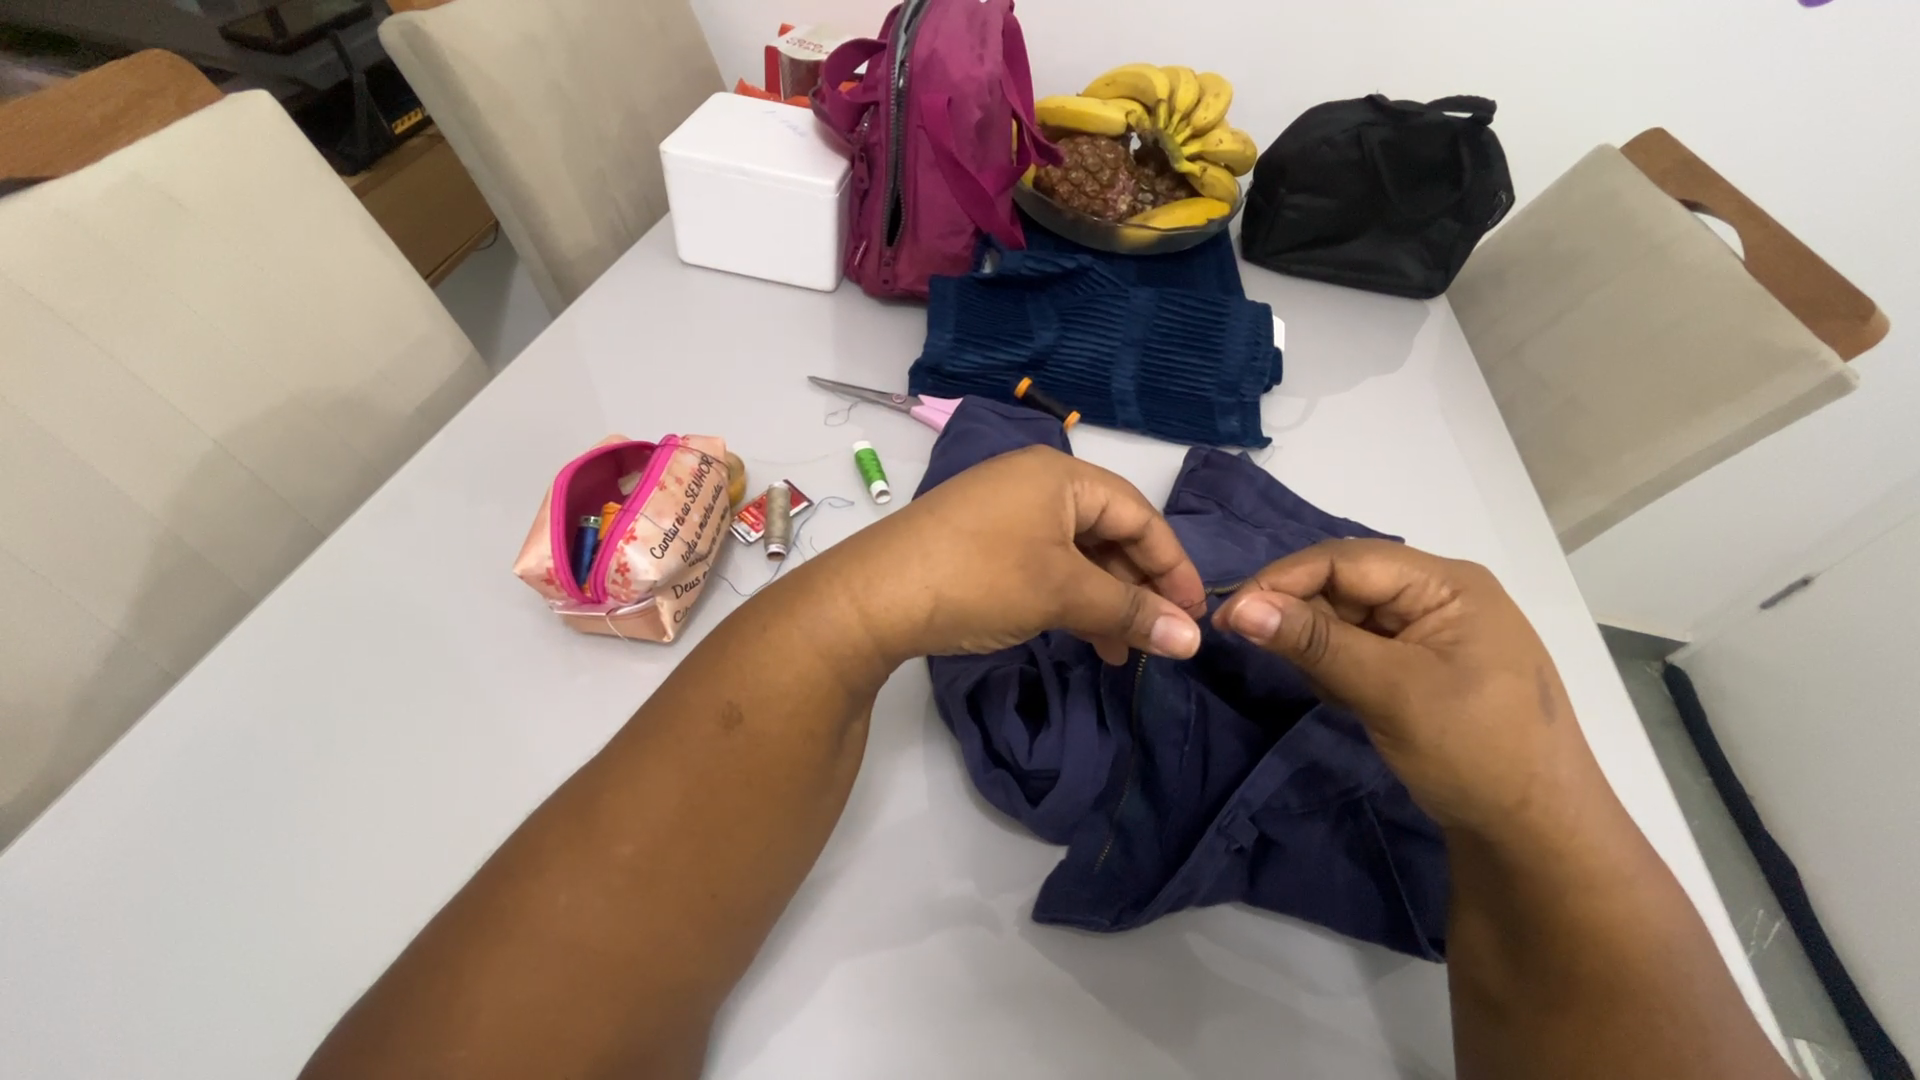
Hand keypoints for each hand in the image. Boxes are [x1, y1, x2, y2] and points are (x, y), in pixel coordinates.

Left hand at [800, 445, 1205, 666]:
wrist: (873, 597)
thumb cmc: (980, 579)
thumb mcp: (1061, 594)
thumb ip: (1128, 613)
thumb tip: (1192, 640)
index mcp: (1061, 475)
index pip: (1140, 515)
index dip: (1173, 567)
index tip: (1195, 617)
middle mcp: (1035, 483)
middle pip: (1109, 532)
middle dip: (1137, 588)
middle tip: (1158, 638)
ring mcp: (1005, 512)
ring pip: (1076, 554)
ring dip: (1103, 600)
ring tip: (1119, 652)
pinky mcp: (982, 542)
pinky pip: (1044, 563)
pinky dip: (1068, 597)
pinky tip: (1080, 634)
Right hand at [1211, 539, 1608, 835]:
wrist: (1537, 835)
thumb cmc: (1475, 752)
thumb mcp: (1389, 691)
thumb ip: (1313, 642)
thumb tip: (1238, 608)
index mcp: (1447, 584)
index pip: (1344, 559)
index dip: (1281, 581)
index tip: (1229, 616)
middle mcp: (1440, 595)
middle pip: (1343, 585)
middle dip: (1303, 619)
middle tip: (1271, 657)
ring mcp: (1433, 631)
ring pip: (1346, 618)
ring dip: (1322, 650)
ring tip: (1334, 693)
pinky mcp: (1422, 664)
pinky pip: (1360, 647)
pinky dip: (1339, 669)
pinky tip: (1348, 700)